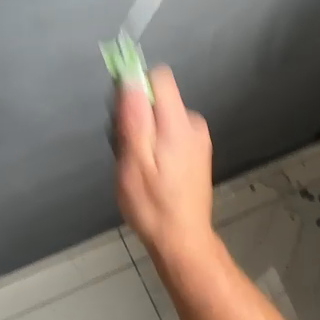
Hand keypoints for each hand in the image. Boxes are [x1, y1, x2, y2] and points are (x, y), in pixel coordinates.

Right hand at [113, 66, 214, 255]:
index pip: (158, 79)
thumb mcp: (134, 162)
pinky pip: (169, 132)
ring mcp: (197, 139)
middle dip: (135, 116)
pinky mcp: (196, 152)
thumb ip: (134, 118)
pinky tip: (150, 172)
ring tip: (136, 166)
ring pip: (160, 117)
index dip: (135, 88)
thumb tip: (130, 79)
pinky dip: (155, 145)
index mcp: (178, 124)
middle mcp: (193, 125)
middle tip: (126, 150)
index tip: (121, 114)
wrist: (182, 240)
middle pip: (156, 99)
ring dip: (143, 134)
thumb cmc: (153, 205)